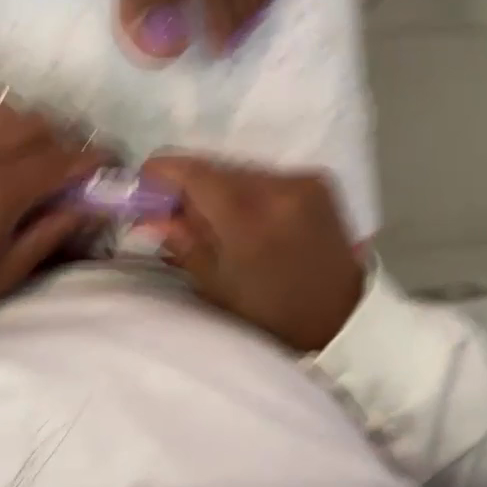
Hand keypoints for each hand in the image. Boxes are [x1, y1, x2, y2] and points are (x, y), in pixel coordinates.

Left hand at [0, 106, 106, 323]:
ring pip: (6, 113)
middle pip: (37, 125)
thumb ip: (53, 230)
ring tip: (34, 163)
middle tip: (69, 172)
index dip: (92, 160)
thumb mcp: (7, 271)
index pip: (60, 159)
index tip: (110, 165)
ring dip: (30, 131)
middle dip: (62, 143)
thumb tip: (89, 206)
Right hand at [139, 155, 364, 351]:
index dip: (158, 175)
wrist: (343, 320)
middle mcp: (278, 186)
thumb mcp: (216, 286)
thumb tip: (149, 214)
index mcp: (249, 216)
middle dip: (188, 185)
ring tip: (213, 220)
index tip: (142, 192)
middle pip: (214, 165)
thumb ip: (182, 241)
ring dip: (219, 187)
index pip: (190, 170)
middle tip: (173, 212)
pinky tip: (247, 217)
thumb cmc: (273, 316)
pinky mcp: (318, 181)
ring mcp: (302, 180)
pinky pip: (266, 174)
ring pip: (239, 167)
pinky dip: (248, 189)